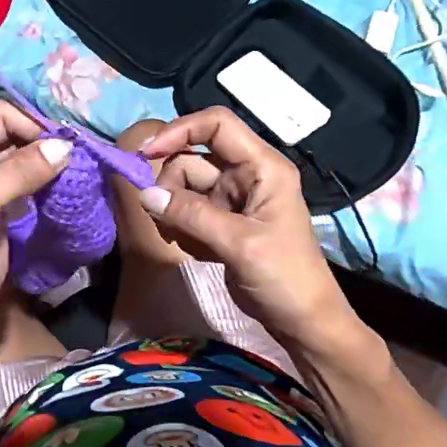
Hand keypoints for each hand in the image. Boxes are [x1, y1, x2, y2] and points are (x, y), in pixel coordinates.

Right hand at [136, 107, 371, 362]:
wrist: (301, 321)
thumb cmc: (284, 277)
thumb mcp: (239, 243)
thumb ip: (191, 215)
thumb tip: (145, 194)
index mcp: (262, 167)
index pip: (217, 124)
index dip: (179, 131)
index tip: (146, 154)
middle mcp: (246, 175)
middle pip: (191, 158)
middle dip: (171, 186)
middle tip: (166, 220)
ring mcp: (232, 199)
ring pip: (184, 187)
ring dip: (173, 211)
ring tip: (180, 241)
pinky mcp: (220, 221)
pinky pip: (186, 211)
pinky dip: (180, 227)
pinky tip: (194, 251)